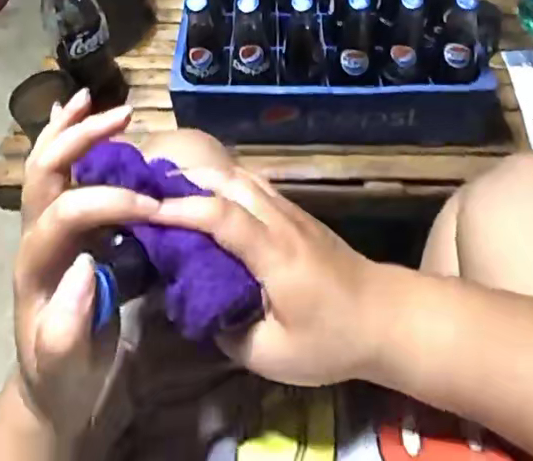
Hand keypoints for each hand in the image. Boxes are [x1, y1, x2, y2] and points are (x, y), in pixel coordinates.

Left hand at [13, 91, 158, 438]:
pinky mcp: (61, 222)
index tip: (154, 208)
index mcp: (36, 265)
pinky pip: (58, 171)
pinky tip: (74, 114)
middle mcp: (35, 234)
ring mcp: (45, 224)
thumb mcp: (63, 365)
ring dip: (67, 127)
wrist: (51, 383)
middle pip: (45, 171)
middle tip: (124, 116)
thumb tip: (86, 264)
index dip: (110, 201)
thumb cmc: (60, 375)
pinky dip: (65, 138)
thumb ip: (67, 326)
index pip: (67, 212)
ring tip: (88, 97)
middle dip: (80, 138)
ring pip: (45, 162)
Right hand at [152, 166, 390, 386]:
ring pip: (242, 177)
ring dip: (204, 175)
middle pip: (230, 182)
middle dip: (186, 179)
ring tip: (168, 185)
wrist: (386, 316)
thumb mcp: (275, 356)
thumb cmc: (332, 339)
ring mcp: (290, 211)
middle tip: (146, 187)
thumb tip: (198, 309)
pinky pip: (253, 185)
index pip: (222, 217)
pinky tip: (208, 193)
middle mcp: (280, 220)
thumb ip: (229, 333)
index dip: (182, 209)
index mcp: (274, 253)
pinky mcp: (295, 213)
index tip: (145, 210)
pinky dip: (223, 181)